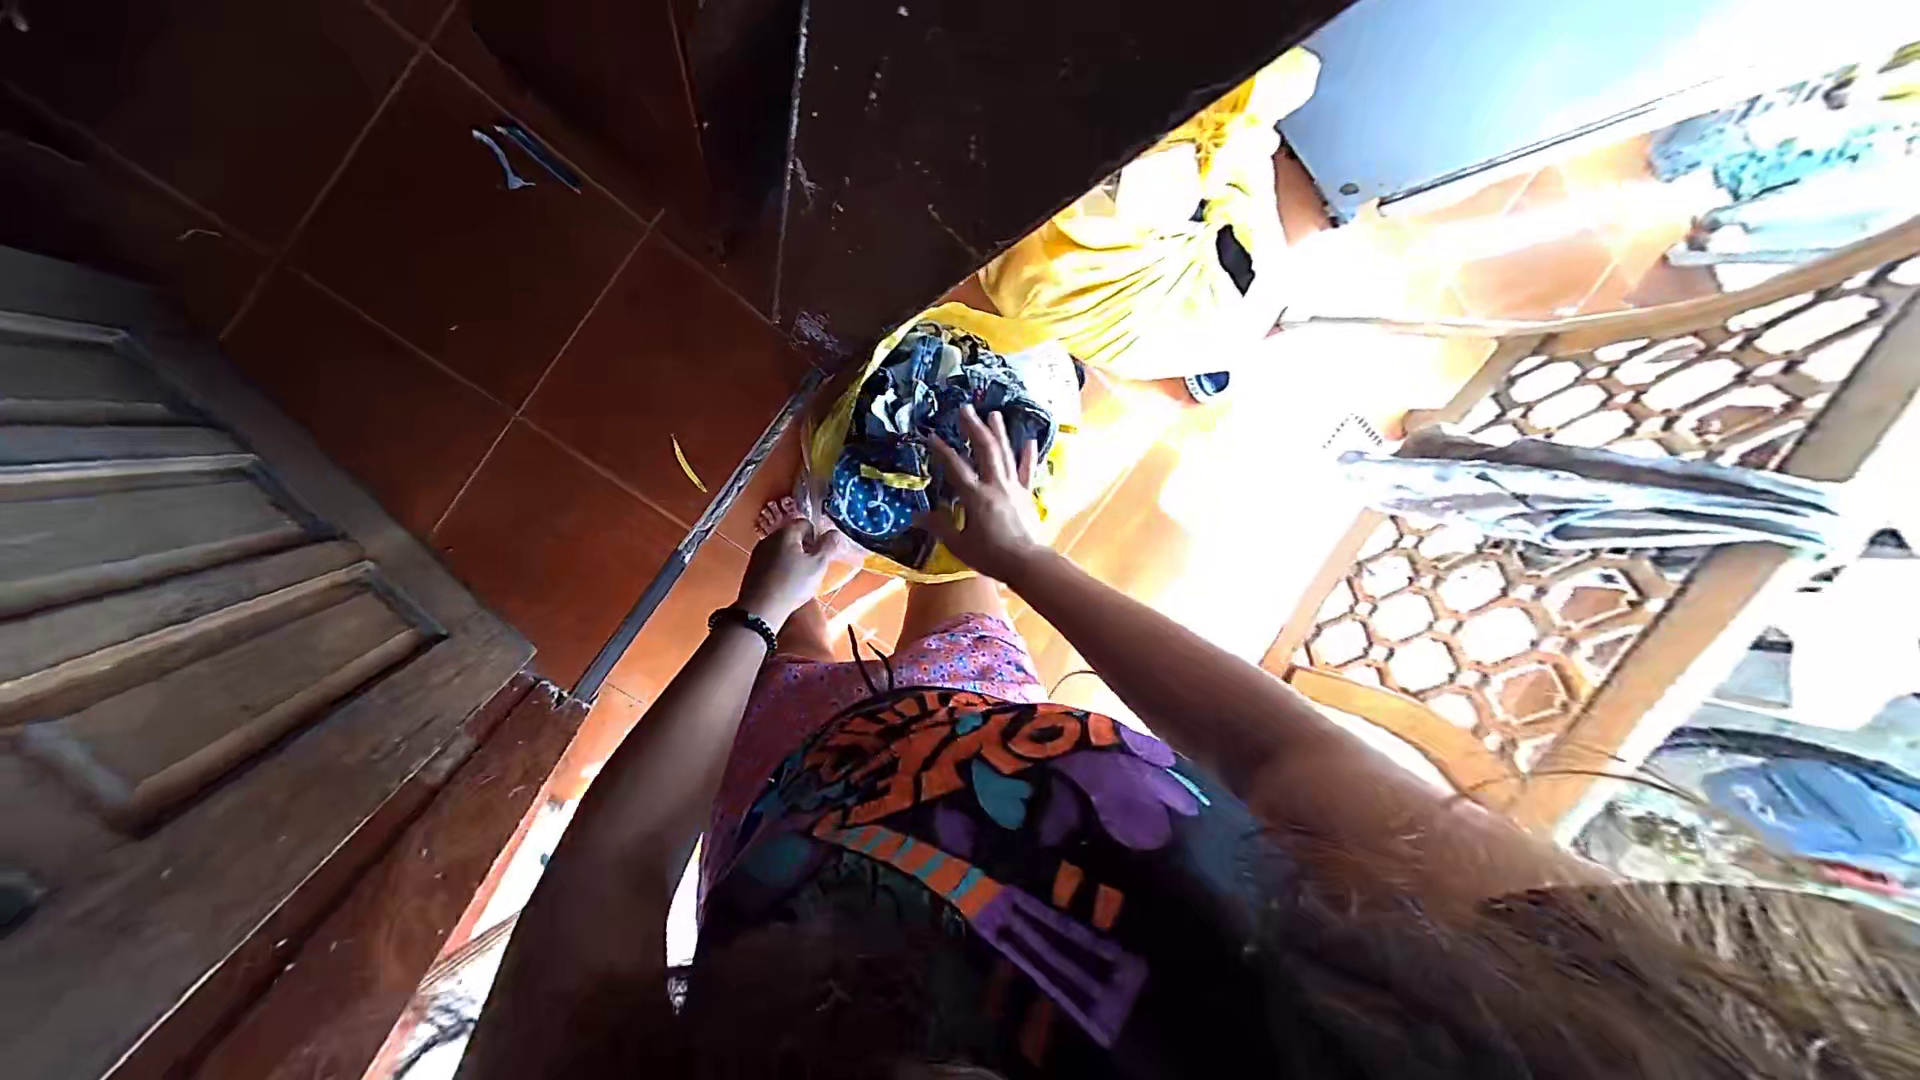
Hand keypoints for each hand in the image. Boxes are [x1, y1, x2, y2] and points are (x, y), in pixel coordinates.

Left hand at [736, 519, 857, 624]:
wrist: (760, 609)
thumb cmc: (793, 584)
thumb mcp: (819, 565)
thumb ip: (828, 546)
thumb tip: (834, 533)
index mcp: (786, 532)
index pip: (806, 523)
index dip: (817, 537)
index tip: (820, 555)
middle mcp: (769, 537)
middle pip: (793, 536)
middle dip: (805, 548)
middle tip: (813, 567)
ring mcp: (758, 552)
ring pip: (782, 549)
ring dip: (793, 558)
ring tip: (799, 578)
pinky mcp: (752, 567)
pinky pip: (772, 561)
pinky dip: (781, 568)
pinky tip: (785, 584)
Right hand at [922, 405, 1045, 582]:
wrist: (1027, 563)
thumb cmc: (991, 557)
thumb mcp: (959, 545)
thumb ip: (940, 527)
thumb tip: (917, 517)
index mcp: (976, 497)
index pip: (955, 468)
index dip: (942, 450)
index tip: (931, 436)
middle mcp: (995, 486)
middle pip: (985, 450)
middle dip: (974, 428)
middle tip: (965, 409)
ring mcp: (1014, 488)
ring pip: (1006, 454)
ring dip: (999, 432)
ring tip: (993, 414)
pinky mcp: (1027, 495)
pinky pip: (1027, 471)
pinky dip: (1027, 455)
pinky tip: (1028, 440)